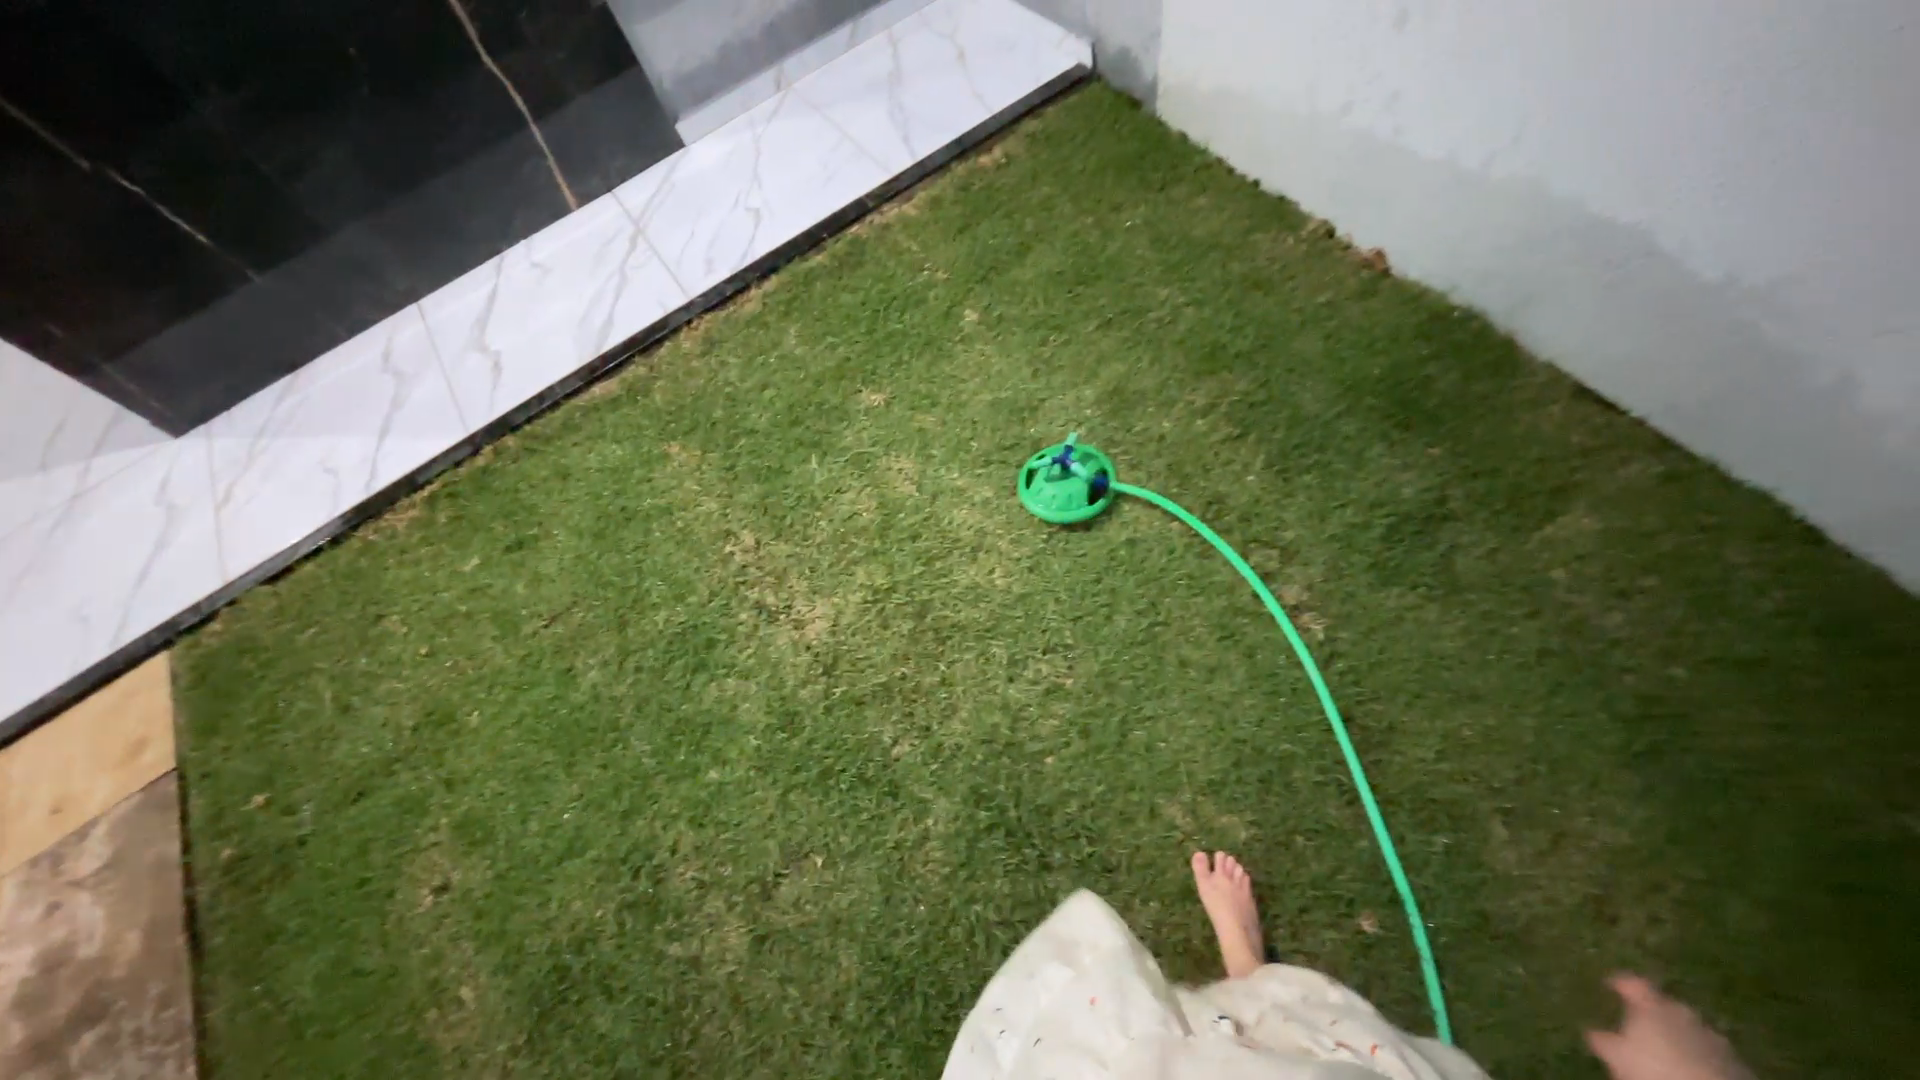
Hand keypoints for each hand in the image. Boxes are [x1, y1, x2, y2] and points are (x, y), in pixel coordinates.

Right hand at [1586, 974, 1752, 1079]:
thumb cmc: (1656, 1067)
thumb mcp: (1617, 1055)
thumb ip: (1603, 1039)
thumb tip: (1592, 1031)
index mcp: (1652, 1004)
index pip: (1632, 982)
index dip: (1619, 982)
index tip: (1609, 984)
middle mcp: (1683, 1011)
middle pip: (1666, 1004)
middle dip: (1654, 1011)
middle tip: (1641, 1022)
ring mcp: (1713, 1034)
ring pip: (1690, 1027)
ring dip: (1679, 1033)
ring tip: (1669, 1048)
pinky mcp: (1734, 1058)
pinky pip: (1710, 1048)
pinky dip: (1699, 1051)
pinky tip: (1692, 1065)